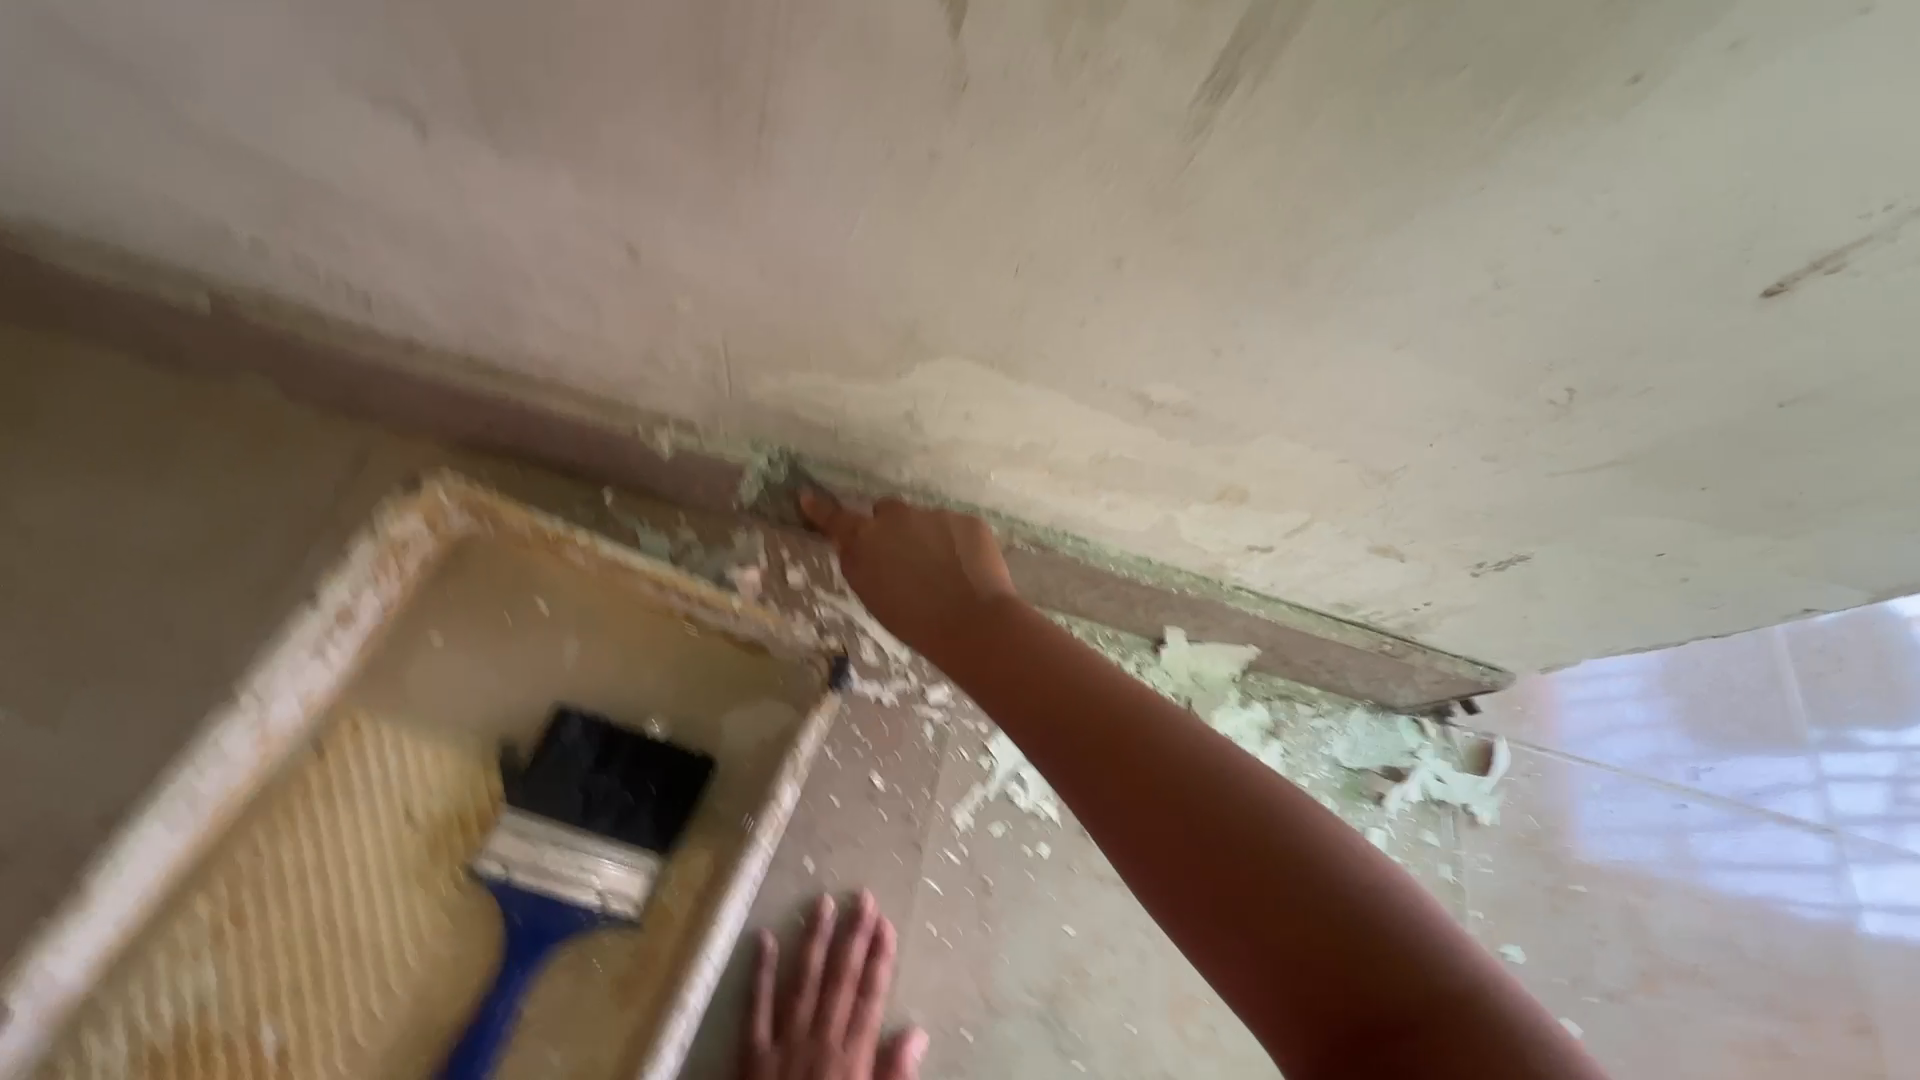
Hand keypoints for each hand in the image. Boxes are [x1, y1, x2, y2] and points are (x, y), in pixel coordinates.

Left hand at [742, 890, 927, 1079]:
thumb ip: (894, 1077)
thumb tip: (916, 1032)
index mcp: (851, 1059)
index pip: (870, 997)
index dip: (880, 958)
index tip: (885, 922)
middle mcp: (819, 1042)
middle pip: (840, 981)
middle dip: (853, 936)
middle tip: (862, 897)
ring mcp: (782, 1044)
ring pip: (802, 982)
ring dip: (815, 941)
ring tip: (823, 903)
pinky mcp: (750, 1055)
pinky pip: (755, 1008)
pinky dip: (760, 973)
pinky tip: (765, 939)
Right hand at [801, 491, 1019, 658]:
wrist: (972, 623)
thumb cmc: (913, 622)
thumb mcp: (871, 596)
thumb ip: (857, 563)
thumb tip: (851, 543)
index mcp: (867, 539)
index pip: (837, 519)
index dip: (821, 510)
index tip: (807, 497)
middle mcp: (899, 517)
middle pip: (888, 512)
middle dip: (891, 528)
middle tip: (905, 559)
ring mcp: (937, 515)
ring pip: (925, 521)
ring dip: (928, 538)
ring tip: (944, 574)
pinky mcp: (969, 520)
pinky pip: (956, 528)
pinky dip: (957, 544)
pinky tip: (967, 571)